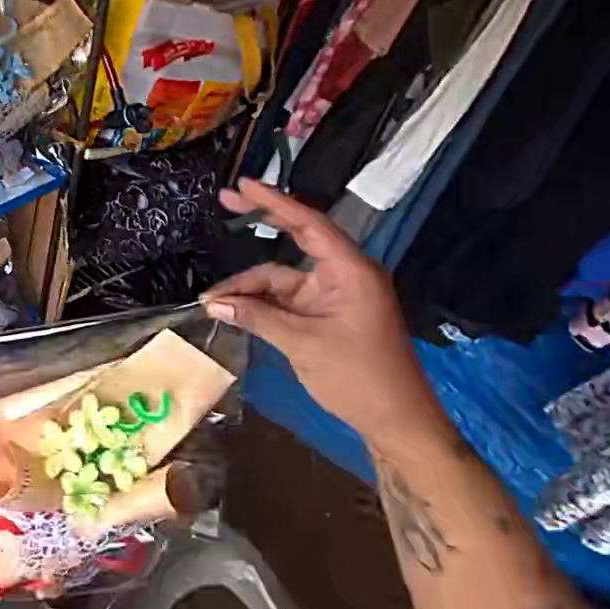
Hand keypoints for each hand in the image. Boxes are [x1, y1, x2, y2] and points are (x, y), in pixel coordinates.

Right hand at [205, 179, 449, 442]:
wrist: (396, 422)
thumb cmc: (359, 378)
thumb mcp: (303, 344)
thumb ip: (258, 317)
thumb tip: (213, 303)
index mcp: (350, 270)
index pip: (309, 224)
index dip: (274, 202)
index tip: (244, 185)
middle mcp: (343, 274)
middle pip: (297, 238)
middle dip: (262, 222)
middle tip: (226, 200)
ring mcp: (333, 294)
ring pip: (283, 277)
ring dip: (250, 286)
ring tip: (213, 298)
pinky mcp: (326, 313)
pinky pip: (287, 298)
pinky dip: (262, 303)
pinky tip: (234, 309)